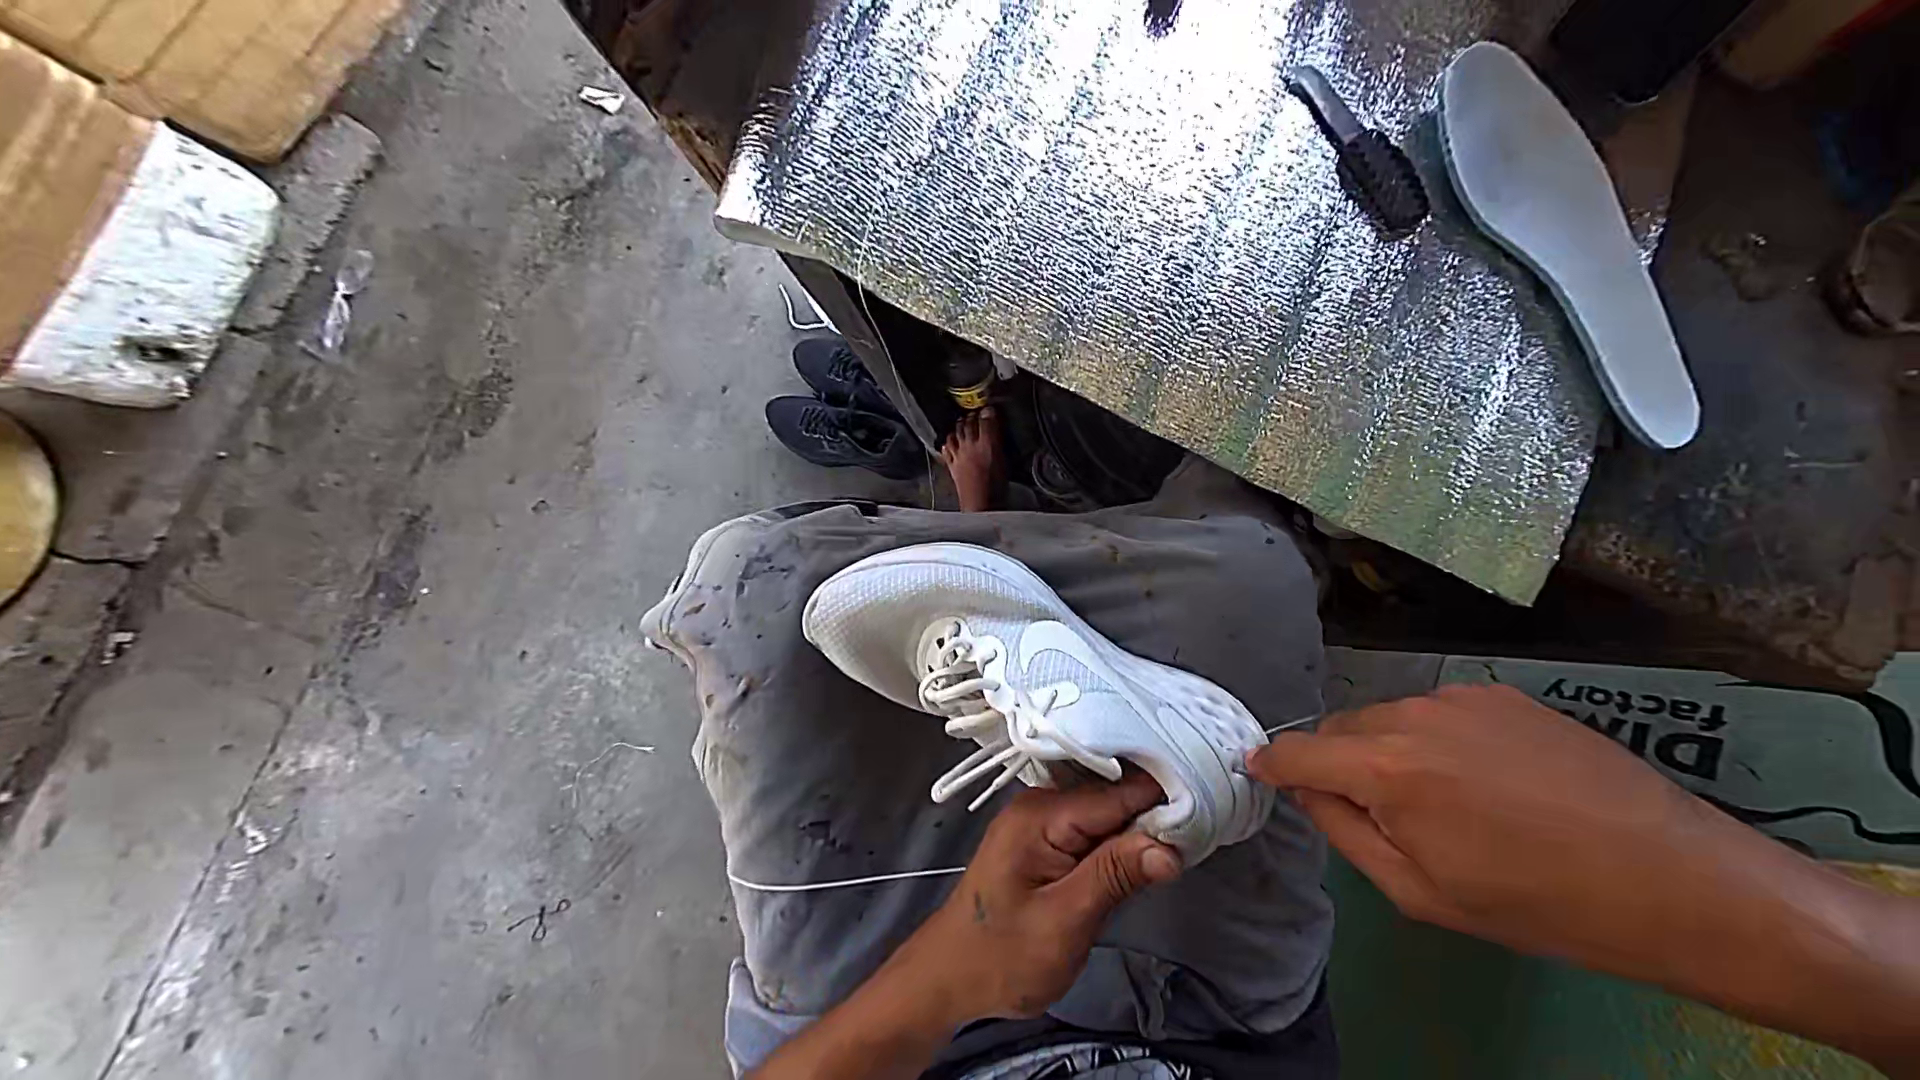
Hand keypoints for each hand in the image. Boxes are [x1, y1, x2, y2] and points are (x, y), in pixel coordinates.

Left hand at [749, 772, 1181, 1079]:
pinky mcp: (1045, 837)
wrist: (950, 974)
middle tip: (1209, 813)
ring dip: (1142, 820)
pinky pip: (1092, 824)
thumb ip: (1114, 876)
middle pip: (1113, 793)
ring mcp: (1042, 819)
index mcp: (1042, 814)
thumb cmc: (1001, 954)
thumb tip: (1171, 847)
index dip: (1164, 798)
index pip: (1117, 793)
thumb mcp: (1063, 921)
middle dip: (1157, 805)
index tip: (1211, 801)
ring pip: (1105, 808)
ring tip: (1189, 826)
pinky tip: (1148, 843)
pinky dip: (1121, 833)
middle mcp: (1041, 804)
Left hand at [941, 407, 1002, 512]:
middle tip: (976, 414)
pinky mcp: (951, 464)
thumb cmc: (998, 487)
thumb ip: (998, 444)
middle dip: (972, 416)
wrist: (981, 504)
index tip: (989, 409)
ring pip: (956, 433)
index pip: (986, 421)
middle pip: (969, 424)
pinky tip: (950, 440)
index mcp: (988, 444)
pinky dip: (949, 441)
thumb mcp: (1004, 462)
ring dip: (960, 425)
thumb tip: (995, 433)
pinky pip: (947, 448)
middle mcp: (971, 446)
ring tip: (963, 422)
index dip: (988, 412)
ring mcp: (959, 454)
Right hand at [1248, 684, 1919, 1072]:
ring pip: (1385, 719)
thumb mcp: (1420, 892)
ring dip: (1387, 751)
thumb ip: (1343, 831)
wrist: (1684, 884)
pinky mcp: (1501, 694)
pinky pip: (1436, 712)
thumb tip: (1308, 789)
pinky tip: (1487, 776)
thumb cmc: (1540, 904)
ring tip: (1445, 798)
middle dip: (1336, 763)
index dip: (1270, 764)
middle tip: (1378, 811)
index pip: (1294, 751)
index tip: (1259, 771)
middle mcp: (1410, 716)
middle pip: (1337, 730)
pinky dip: (1434, 739)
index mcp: (1385, 769)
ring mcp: (1459, 698)